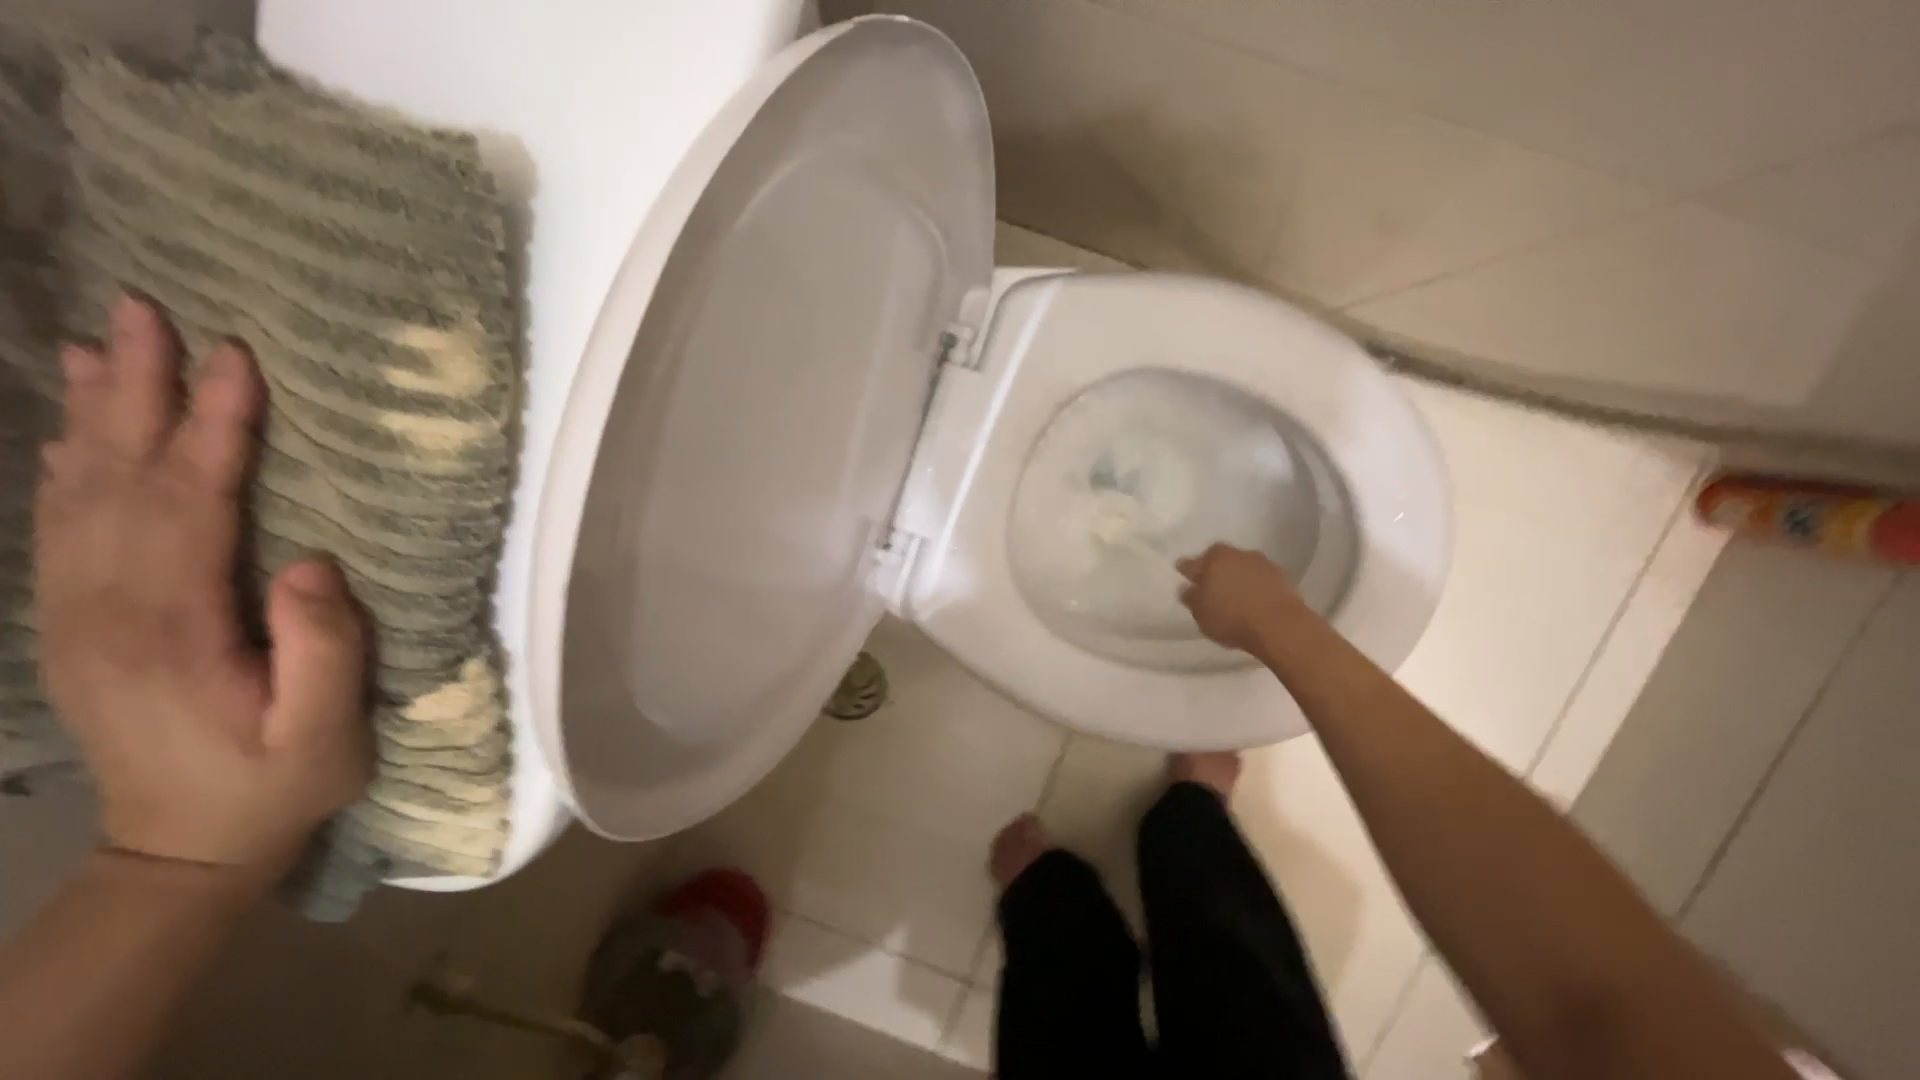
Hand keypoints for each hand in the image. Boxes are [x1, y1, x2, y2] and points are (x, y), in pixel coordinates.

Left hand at [33, 294, 371, 884]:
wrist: (181, 847)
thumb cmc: (274, 786)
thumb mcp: (323, 732)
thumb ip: (324, 651)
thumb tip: (311, 564)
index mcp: (172, 628)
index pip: (192, 504)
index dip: (214, 429)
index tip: (233, 359)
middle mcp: (106, 608)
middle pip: (119, 480)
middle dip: (137, 393)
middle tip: (143, 311)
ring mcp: (77, 614)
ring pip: (78, 492)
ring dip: (94, 415)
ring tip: (101, 345)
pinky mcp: (77, 622)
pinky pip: (64, 525)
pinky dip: (68, 466)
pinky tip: (73, 432)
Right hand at [1176, 543, 1307, 656]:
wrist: (1280, 625)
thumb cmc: (1232, 619)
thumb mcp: (1201, 615)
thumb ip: (1191, 598)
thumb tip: (1187, 588)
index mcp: (1211, 559)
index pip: (1190, 563)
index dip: (1186, 572)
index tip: (1185, 580)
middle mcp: (1236, 554)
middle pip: (1219, 559)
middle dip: (1214, 570)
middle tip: (1211, 587)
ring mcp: (1261, 562)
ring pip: (1242, 566)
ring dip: (1237, 576)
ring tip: (1235, 595)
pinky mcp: (1282, 575)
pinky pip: (1261, 577)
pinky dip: (1256, 585)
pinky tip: (1255, 599)